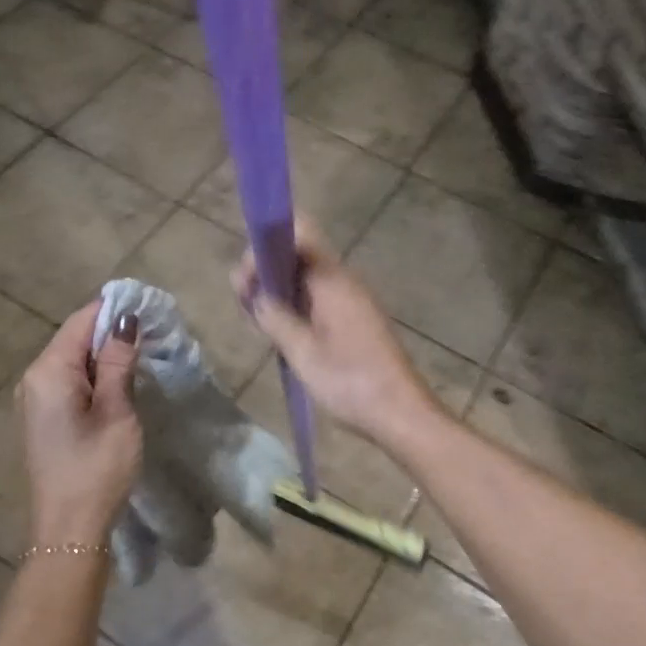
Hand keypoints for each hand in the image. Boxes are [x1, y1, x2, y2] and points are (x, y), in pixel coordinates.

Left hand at [16, 302, 142, 547]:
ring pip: (74, 360)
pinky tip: (121, 381)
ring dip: (106, 354)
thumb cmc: (97, 469)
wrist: (70, 529)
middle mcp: (34, 378)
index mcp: (48, 372)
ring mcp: (36, 400)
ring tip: (145, 352)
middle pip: (75, 338)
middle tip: (155, 331)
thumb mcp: (116, 412)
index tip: (151, 307)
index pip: (81, 321)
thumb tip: (125, 320)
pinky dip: (96, 375)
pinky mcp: (45, 418)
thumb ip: (117, 363)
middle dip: (111, 331)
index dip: (114, 309)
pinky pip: (70, 381)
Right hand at [232, 219, 443, 444]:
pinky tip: (279, 336)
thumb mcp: (302, 352)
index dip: (265, 246)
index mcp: (332, 279)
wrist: (400, 413)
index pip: (297, 233)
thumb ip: (275, 317)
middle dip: (265, 273)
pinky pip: (317, 300)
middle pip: (297, 256)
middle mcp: (343, 281)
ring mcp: (350, 301)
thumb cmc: (350, 382)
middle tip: (245, 308)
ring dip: (278, 294)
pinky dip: (295, 309)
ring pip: (305, 281)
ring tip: (257, 325)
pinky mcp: (353, 320)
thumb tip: (256, 294)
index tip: (245, 281)